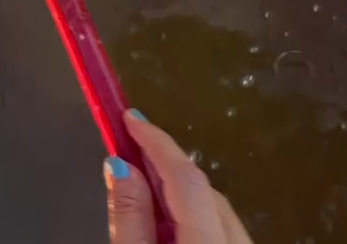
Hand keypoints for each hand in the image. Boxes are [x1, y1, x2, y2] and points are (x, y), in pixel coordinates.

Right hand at [107, 112, 252, 243]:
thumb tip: (119, 163)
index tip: (128, 116)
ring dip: (182, 190)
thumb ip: (129, 214)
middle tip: (126, 154)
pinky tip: (173, 222)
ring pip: (218, 208)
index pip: (186, 179)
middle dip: (165, 165)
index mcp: (208, 242)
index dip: (157, 142)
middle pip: (205, 191)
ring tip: (145, 191)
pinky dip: (199, 212)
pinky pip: (227, 227)